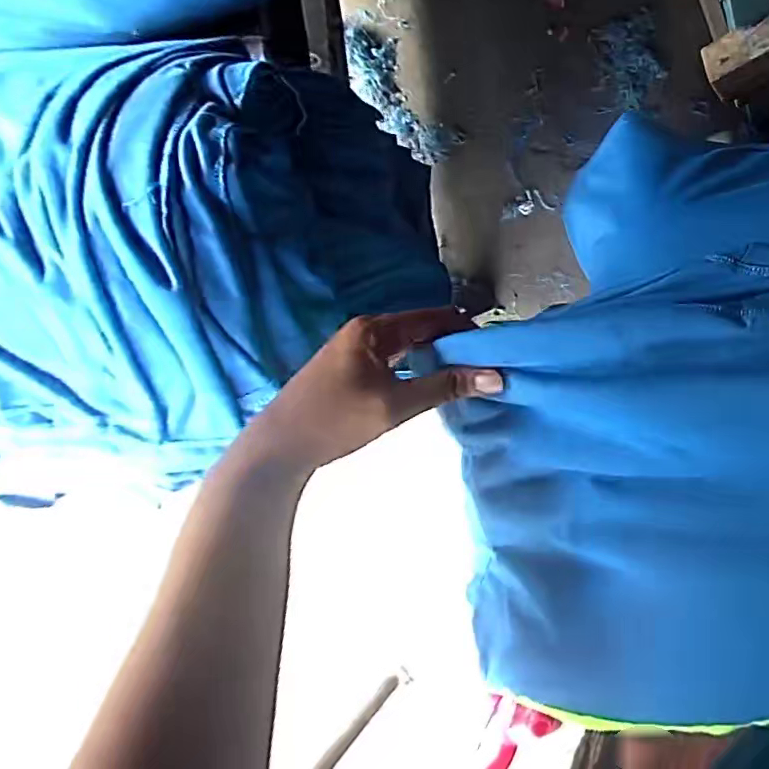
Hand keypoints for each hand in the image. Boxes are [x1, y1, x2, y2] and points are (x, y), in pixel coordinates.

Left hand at [241, 308, 502, 472]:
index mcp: (374, 328)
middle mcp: (365, 330)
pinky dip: (416, 365)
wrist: (272, 452)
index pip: (434, 316)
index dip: (466, 329)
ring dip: (436, 355)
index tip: (492, 348)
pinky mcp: (349, 367)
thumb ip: (447, 386)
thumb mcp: (396, 404)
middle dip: (454, 343)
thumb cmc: (333, 422)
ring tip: (463, 374)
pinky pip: (395, 356)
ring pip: (409, 344)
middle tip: (483, 363)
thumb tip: (496, 376)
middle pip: (422, 328)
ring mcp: (354, 348)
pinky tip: (429, 382)